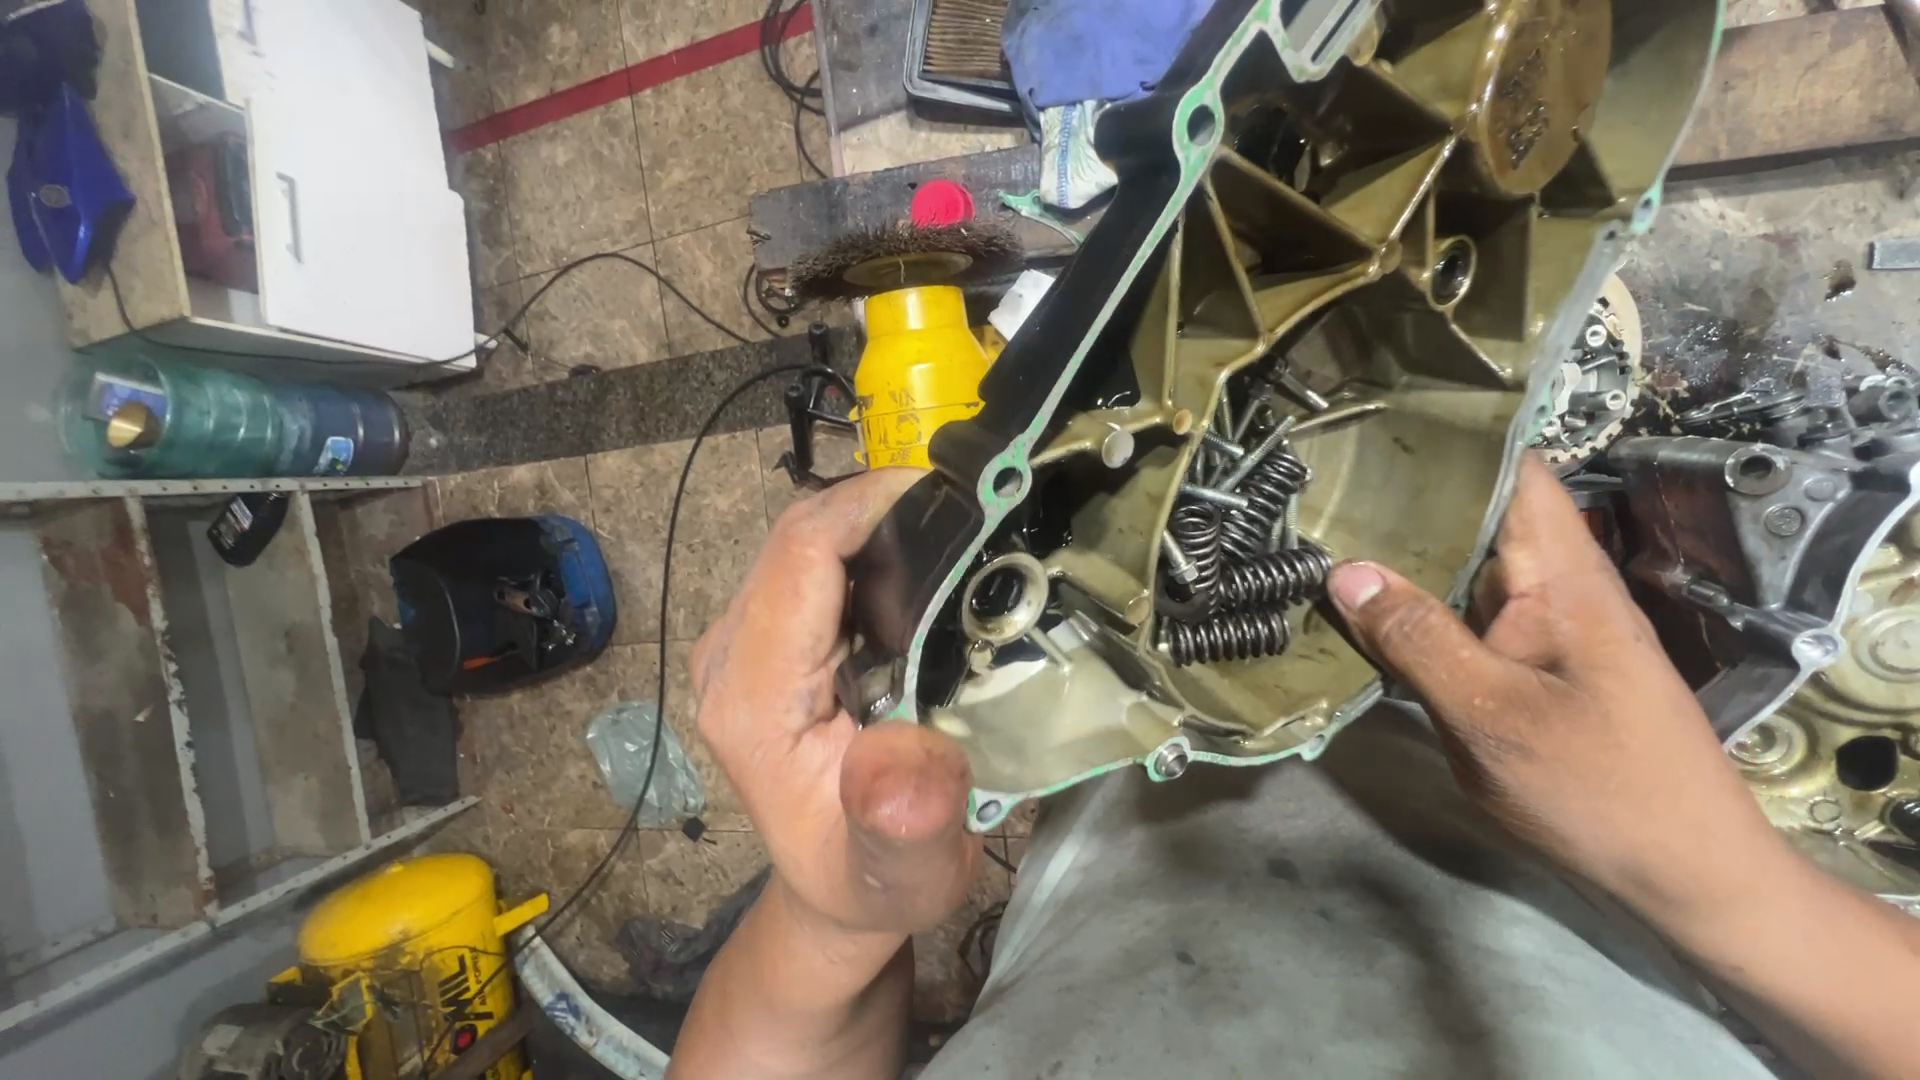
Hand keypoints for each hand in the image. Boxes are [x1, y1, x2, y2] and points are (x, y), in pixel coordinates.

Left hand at [691, 469, 977, 939]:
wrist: (835, 889)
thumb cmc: (871, 879)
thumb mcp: (902, 871)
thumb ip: (900, 821)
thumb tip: (905, 763)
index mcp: (756, 695)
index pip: (802, 554)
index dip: (870, 505)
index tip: (951, 494)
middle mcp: (733, 655)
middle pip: (799, 534)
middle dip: (881, 505)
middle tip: (969, 509)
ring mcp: (745, 643)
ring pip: (805, 540)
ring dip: (877, 523)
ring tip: (953, 532)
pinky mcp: (765, 640)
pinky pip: (813, 564)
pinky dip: (867, 548)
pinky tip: (918, 569)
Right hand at [1323, 456, 1784, 916]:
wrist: (1677, 873)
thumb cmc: (1597, 787)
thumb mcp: (1492, 715)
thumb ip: (1417, 638)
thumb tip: (1343, 571)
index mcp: (1559, 578)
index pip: (1514, 475)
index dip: (1451, 444)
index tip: (1374, 431)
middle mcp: (1549, 587)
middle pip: (1476, 515)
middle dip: (1401, 498)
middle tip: (1317, 486)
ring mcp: (1535, 625)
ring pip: (1460, 565)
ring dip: (1399, 551)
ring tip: (1319, 532)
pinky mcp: (1520, 661)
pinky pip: (1455, 611)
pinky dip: (1408, 602)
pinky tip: (1356, 605)